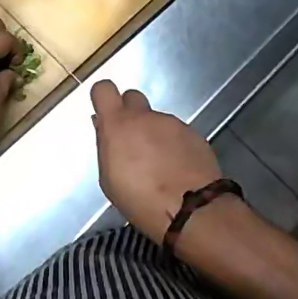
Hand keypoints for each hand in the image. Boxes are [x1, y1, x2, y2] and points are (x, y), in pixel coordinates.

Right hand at [91, 80, 225, 241]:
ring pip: (157, 120)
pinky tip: (178, 168)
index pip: (104, 88)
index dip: (103, 98)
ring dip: (154, 134)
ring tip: (160, 164)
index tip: (105, 114)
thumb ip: (106, 146)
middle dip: (130, 113)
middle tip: (132, 140)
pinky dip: (174, 145)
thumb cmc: (140, 199)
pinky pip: (177, 133)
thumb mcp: (109, 178)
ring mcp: (172, 123)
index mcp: (118, 124)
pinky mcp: (194, 134)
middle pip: (132, 98)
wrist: (192, 210)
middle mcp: (145, 116)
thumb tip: (105, 128)